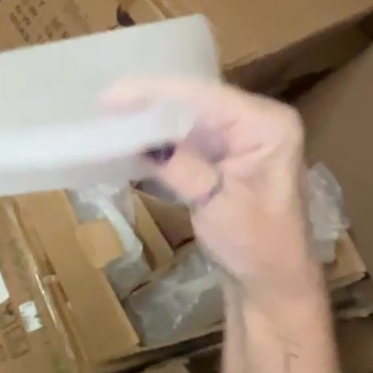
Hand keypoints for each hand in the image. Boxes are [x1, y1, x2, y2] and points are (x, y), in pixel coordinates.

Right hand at [105, 79, 317, 297]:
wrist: (270, 280)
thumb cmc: (257, 244)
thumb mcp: (219, 204)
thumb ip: (184, 167)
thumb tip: (143, 141)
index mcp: (267, 125)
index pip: (205, 96)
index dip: (155, 92)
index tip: (111, 95)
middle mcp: (254, 121)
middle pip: (193, 100)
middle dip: (149, 100)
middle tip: (102, 103)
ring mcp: (237, 137)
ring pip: (184, 116)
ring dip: (148, 118)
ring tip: (108, 115)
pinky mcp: (219, 155)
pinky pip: (182, 136)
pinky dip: (155, 137)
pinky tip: (127, 137)